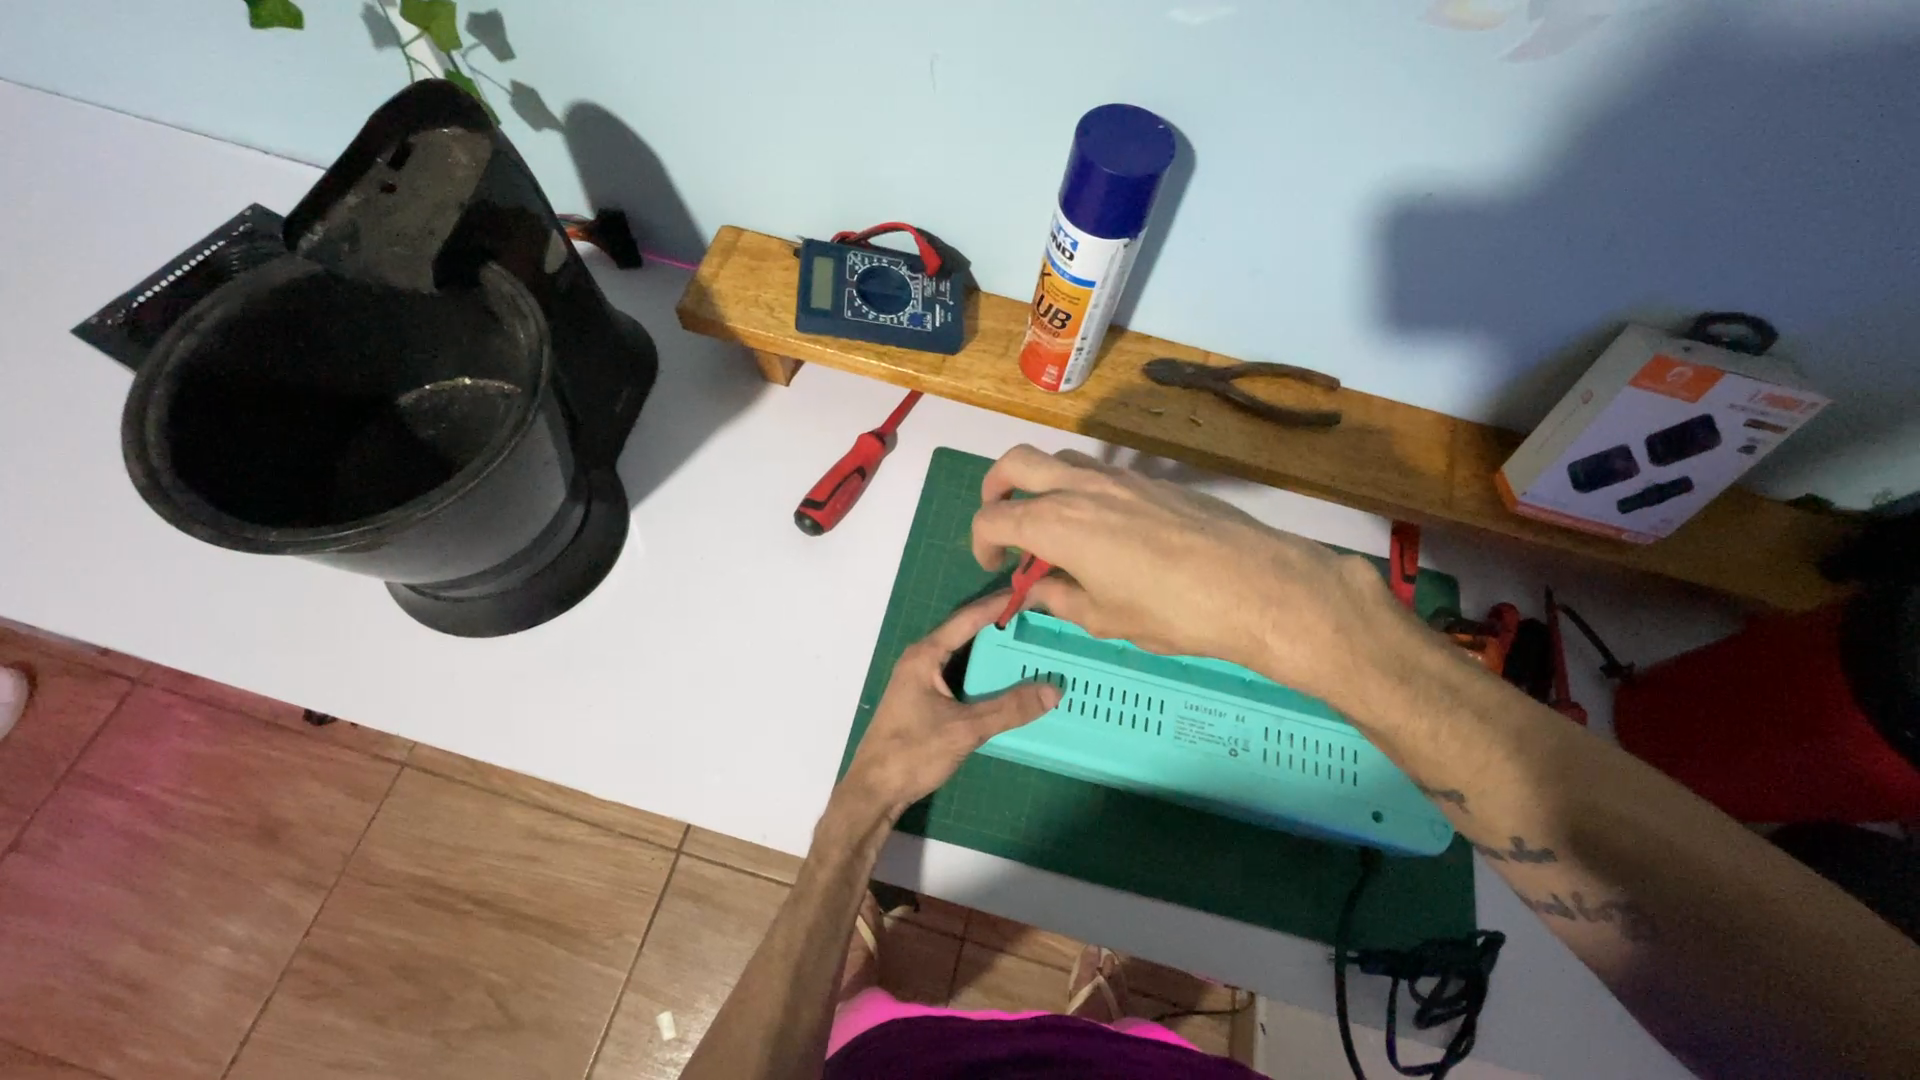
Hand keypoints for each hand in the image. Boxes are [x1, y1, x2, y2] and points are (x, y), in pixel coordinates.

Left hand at [837, 593, 1061, 822]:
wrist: (874, 791)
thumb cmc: (912, 754)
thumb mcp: (965, 730)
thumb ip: (1009, 709)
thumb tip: (1053, 690)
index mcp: (925, 656)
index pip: (967, 619)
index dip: (998, 604)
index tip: (1030, 592)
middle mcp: (921, 661)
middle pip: (965, 634)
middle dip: (999, 626)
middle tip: (1037, 618)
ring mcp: (921, 681)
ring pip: (963, 657)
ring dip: (992, 653)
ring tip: (1028, 646)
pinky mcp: (923, 701)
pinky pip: (960, 677)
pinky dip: (983, 676)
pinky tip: (1005, 684)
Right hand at [969, 445, 1409, 702]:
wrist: (1252, 584)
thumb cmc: (1170, 612)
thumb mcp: (1104, 618)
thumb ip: (1060, 598)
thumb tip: (1038, 589)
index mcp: (1057, 524)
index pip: (994, 518)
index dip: (981, 543)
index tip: (994, 567)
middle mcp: (1080, 488)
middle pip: (1016, 463)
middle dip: (996, 488)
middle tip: (1002, 521)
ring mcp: (1119, 477)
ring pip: (1059, 460)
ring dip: (1040, 483)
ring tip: (1052, 523)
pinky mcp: (1151, 479)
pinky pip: (1099, 472)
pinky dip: (1081, 490)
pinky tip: (1103, 528)